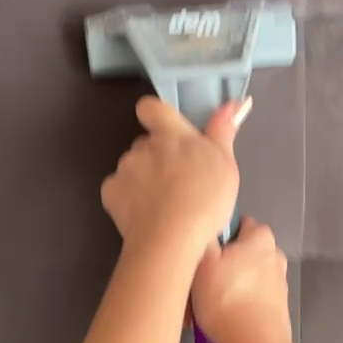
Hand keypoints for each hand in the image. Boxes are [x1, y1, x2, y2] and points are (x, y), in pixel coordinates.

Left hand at [101, 96, 244, 258]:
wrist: (171, 239)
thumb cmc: (204, 198)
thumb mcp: (225, 163)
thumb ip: (223, 130)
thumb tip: (232, 103)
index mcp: (169, 134)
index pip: (150, 107)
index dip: (156, 115)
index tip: (168, 131)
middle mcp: (142, 146)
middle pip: (146, 143)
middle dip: (158, 155)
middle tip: (179, 179)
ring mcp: (123, 169)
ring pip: (133, 166)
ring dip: (145, 177)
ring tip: (164, 202)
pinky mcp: (110, 194)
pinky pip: (119, 189)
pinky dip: (130, 199)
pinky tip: (145, 214)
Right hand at [191, 219, 291, 342]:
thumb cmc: (225, 297)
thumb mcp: (202, 260)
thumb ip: (204, 236)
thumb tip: (205, 226)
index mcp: (261, 237)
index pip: (236, 224)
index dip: (216, 236)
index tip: (201, 254)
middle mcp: (275, 255)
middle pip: (239, 253)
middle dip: (220, 265)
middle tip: (197, 283)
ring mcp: (279, 282)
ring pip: (243, 278)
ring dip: (225, 287)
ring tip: (204, 307)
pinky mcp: (278, 307)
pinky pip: (249, 298)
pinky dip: (235, 304)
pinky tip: (220, 320)